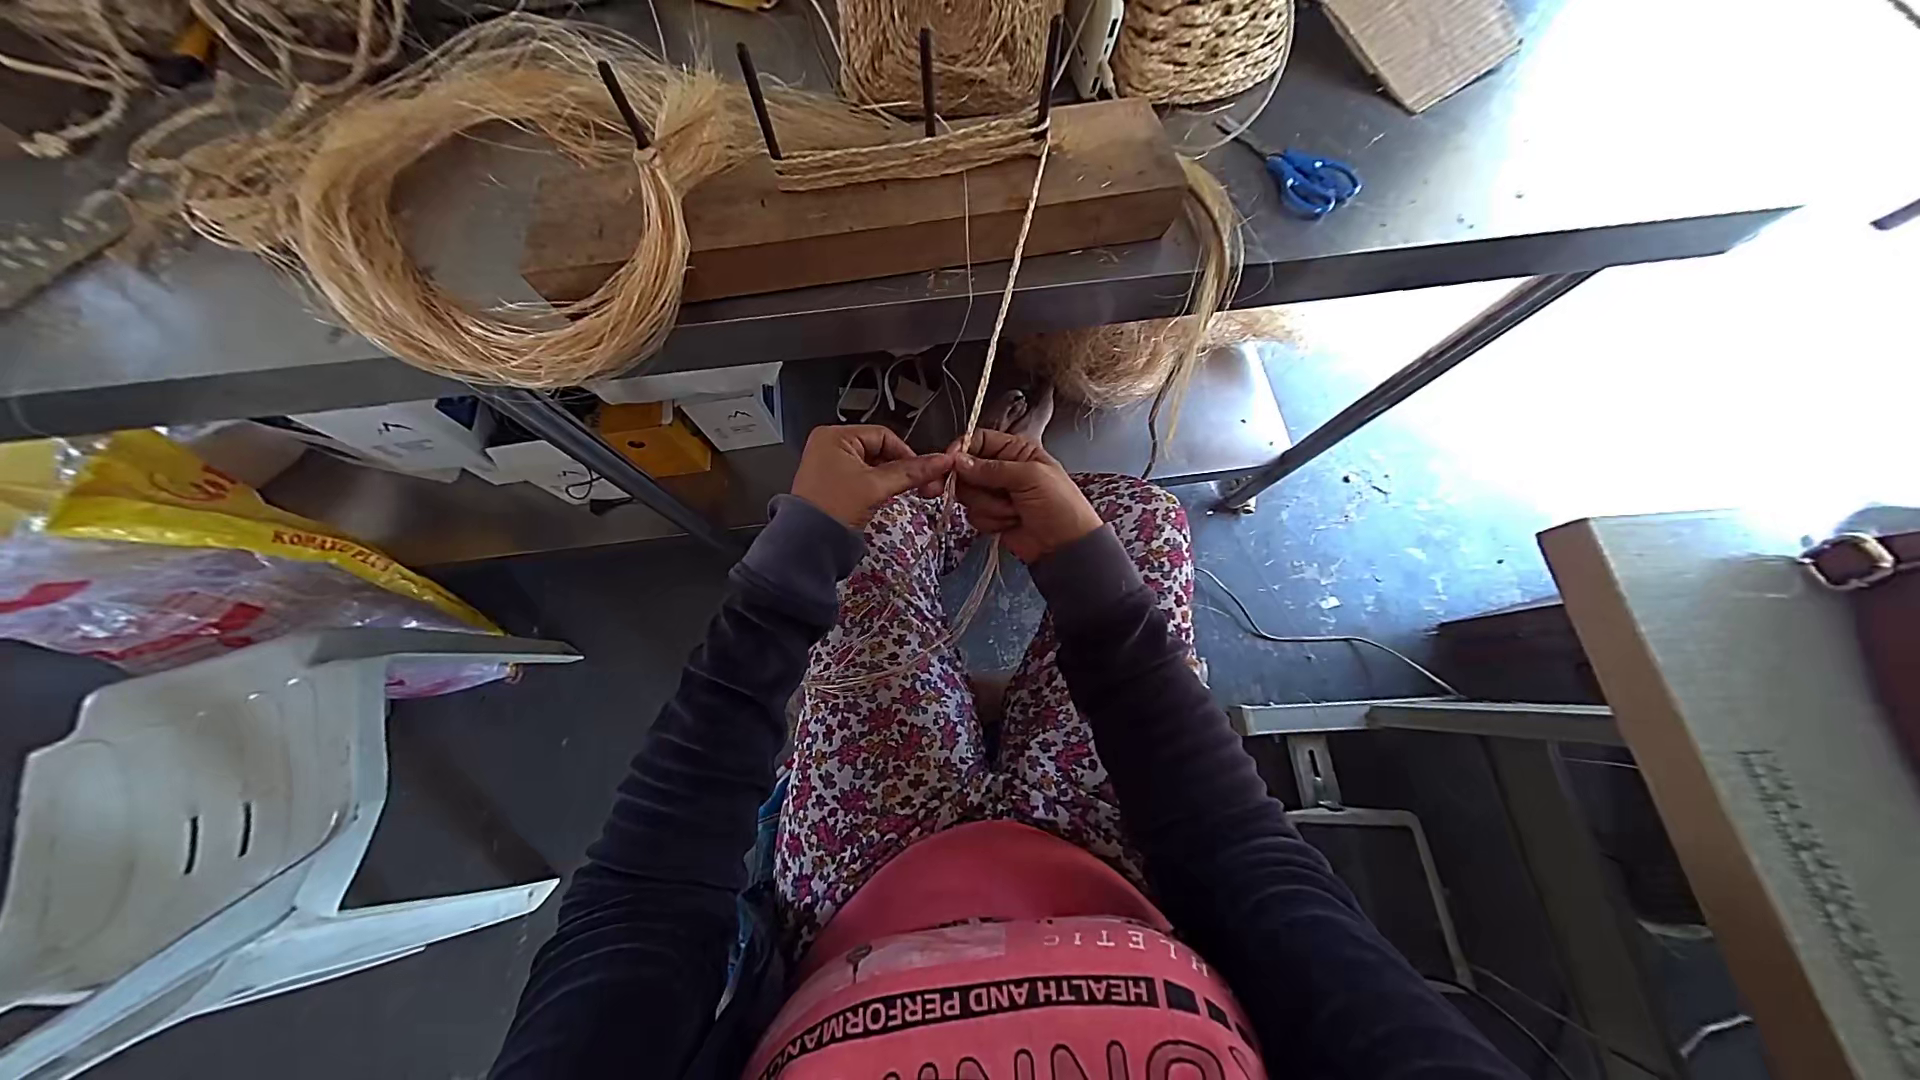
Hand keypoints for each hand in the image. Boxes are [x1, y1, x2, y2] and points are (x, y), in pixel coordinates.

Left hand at [791, 425, 952, 527]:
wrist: (807, 543)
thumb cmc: (835, 508)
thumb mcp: (876, 486)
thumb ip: (911, 472)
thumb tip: (942, 461)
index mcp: (835, 436)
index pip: (884, 436)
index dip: (907, 453)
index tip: (923, 473)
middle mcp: (830, 445)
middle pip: (880, 450)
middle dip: (901, 468)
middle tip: (921, 485)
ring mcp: (830, 464)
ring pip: (873, 465)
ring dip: (891, 478)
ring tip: (904, 492)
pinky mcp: (833, 483)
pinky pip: (863, 477)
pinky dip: (878, 486)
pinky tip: (886, 497)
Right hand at [950, 429, 1103, 562]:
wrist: (1065, 546)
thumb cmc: (1060, 506)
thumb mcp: (1030, 477)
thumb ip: (993, 468)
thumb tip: (959, 461)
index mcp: (1016, 451)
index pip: (979, 440)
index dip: (962, 450)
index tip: (950, 463)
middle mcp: (1002, 470)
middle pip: (966, 469)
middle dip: (977, 485)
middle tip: (997, 493)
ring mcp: (995, 494)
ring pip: (968, 495)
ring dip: (990, 506)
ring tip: (1015, 510)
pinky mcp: (991, 515)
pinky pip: (973, 515)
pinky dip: (991, 521)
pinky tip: (1011, 522)